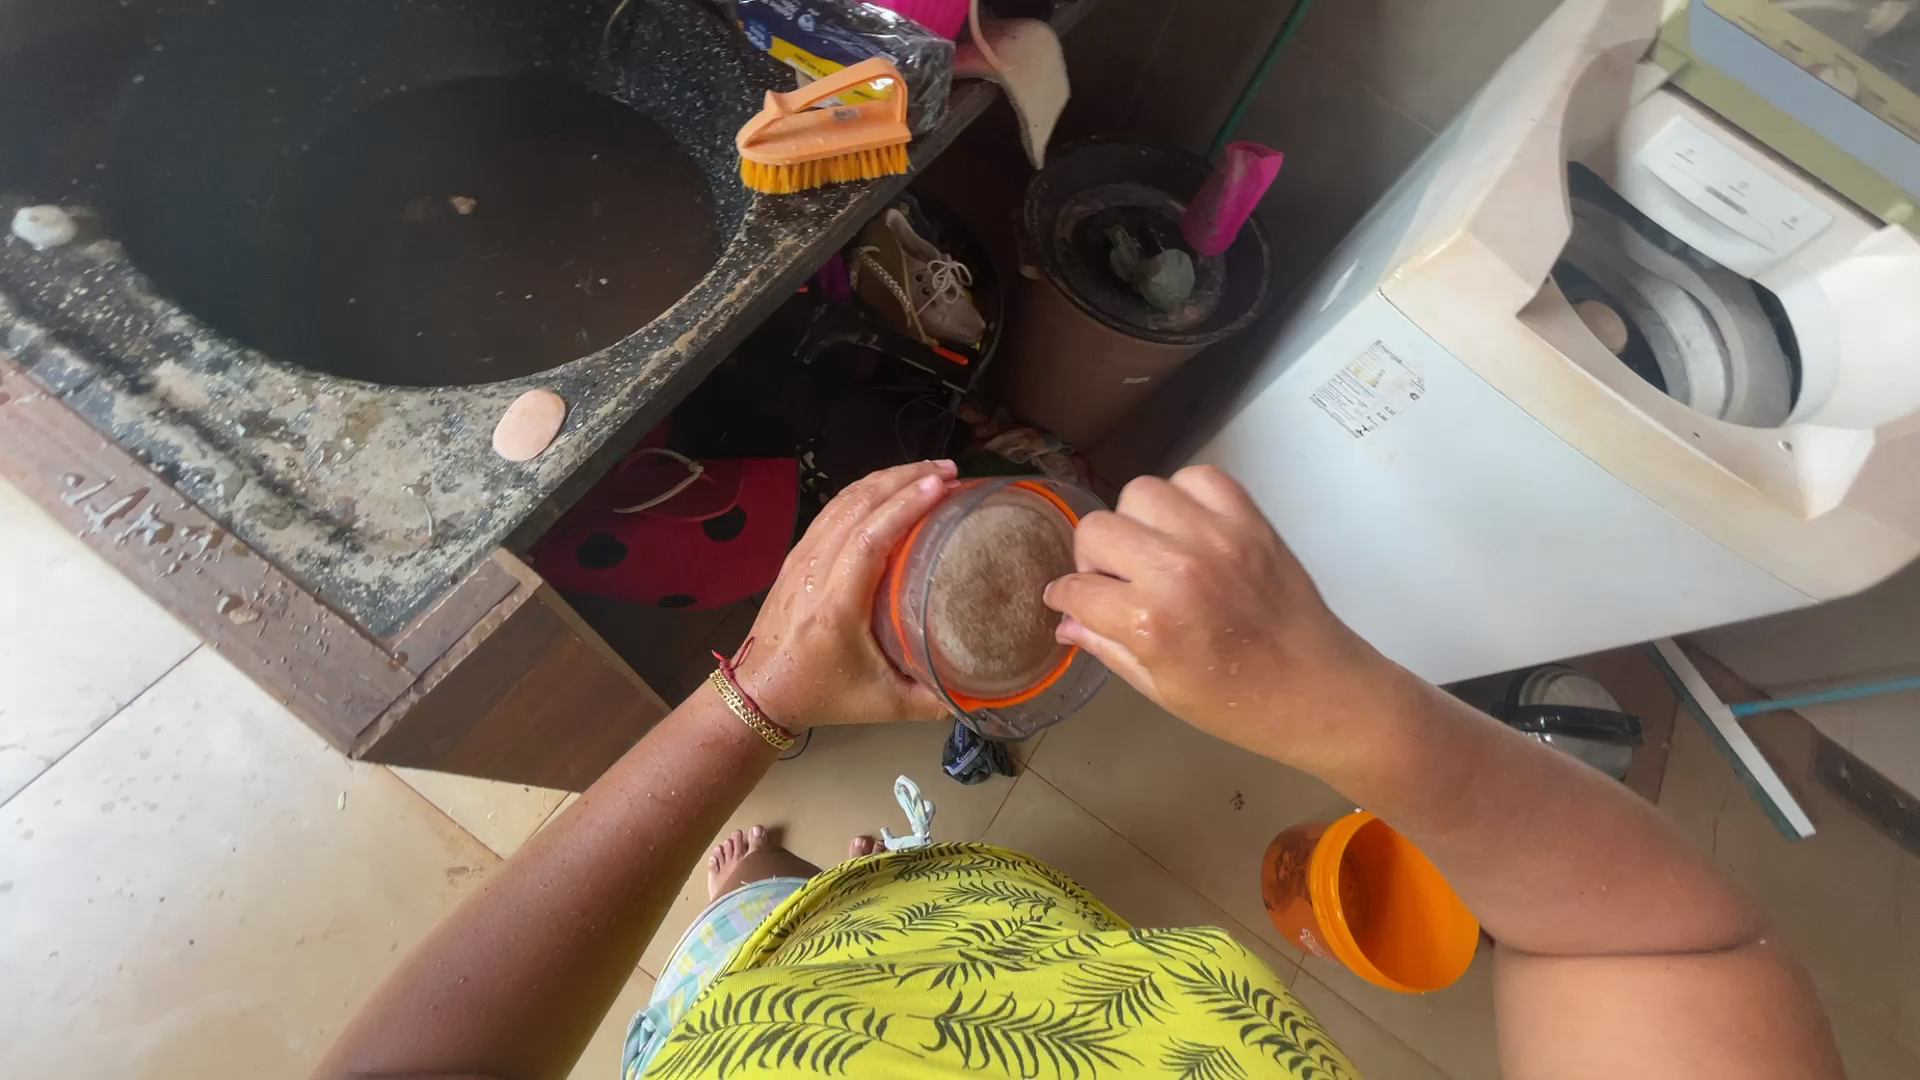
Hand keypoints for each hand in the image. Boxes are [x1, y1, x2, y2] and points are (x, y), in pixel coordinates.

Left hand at [731, 460, 957, 730]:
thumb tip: (981, 688)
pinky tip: (890, 486)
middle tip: (949, 470)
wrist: (758, 692)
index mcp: (836, 606)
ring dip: (887, 478)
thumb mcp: (883, 706)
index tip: (941, 486)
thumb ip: (934, 700)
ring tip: (927, 471)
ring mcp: (802, 557)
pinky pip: (833, 508)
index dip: (906, 506)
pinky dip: (866, 489)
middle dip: (905, 479)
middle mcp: (815, 571)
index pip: (869, 538)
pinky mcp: (798, 554)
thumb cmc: (822, 696)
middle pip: (858, 505)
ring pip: (844, 500)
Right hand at [1043, 465, 1406, 769]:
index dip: (1065, 597)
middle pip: (1096, 529)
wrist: (1322, 693)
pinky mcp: (1250, 520)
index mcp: (1149, 623)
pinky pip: (1198, 477)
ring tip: (1155, 550)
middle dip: (1093, 558)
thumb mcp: (1157, 688)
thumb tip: (1064, 622)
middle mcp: (1176, 571)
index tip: (1070, 599)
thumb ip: (1105, 646)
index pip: (1076, 589)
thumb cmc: (1235, 705)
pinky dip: (1185, 496)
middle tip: (1116, 580)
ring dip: (1136, 521)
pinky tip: (1190, 528)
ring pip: (1140, 493)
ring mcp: (1216, 538)